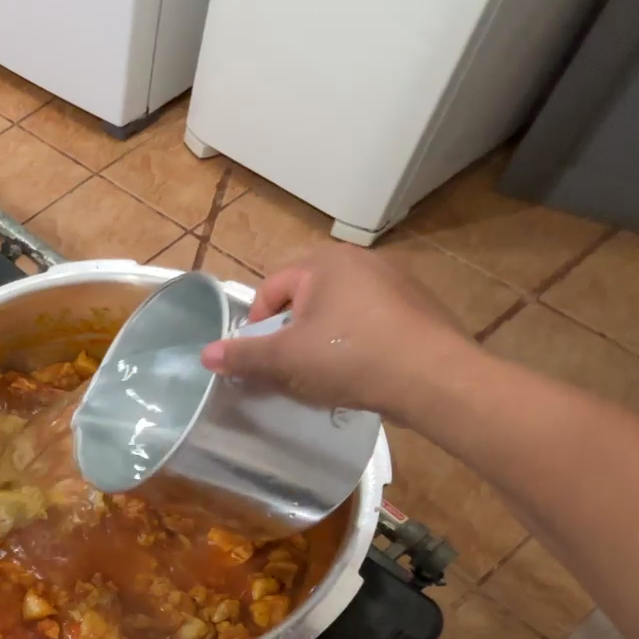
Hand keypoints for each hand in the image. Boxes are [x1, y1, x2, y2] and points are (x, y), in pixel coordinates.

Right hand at [199, 243, 478, 419]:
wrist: (433, 379)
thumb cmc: (349, 358)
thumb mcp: (283, 360)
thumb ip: (241, 355)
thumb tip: (205, 354)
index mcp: (324, 263)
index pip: (270, 289)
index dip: (257, 326)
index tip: (261, 358)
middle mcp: (360, 260)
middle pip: (303, 299)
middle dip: (289, 333)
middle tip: (288, 367)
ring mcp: (394, 281)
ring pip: (335, 311)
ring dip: (320, 338)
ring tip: (322, 372)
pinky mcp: (416, 306)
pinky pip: (368, 321)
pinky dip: (353, 341)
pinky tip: (357, 369)